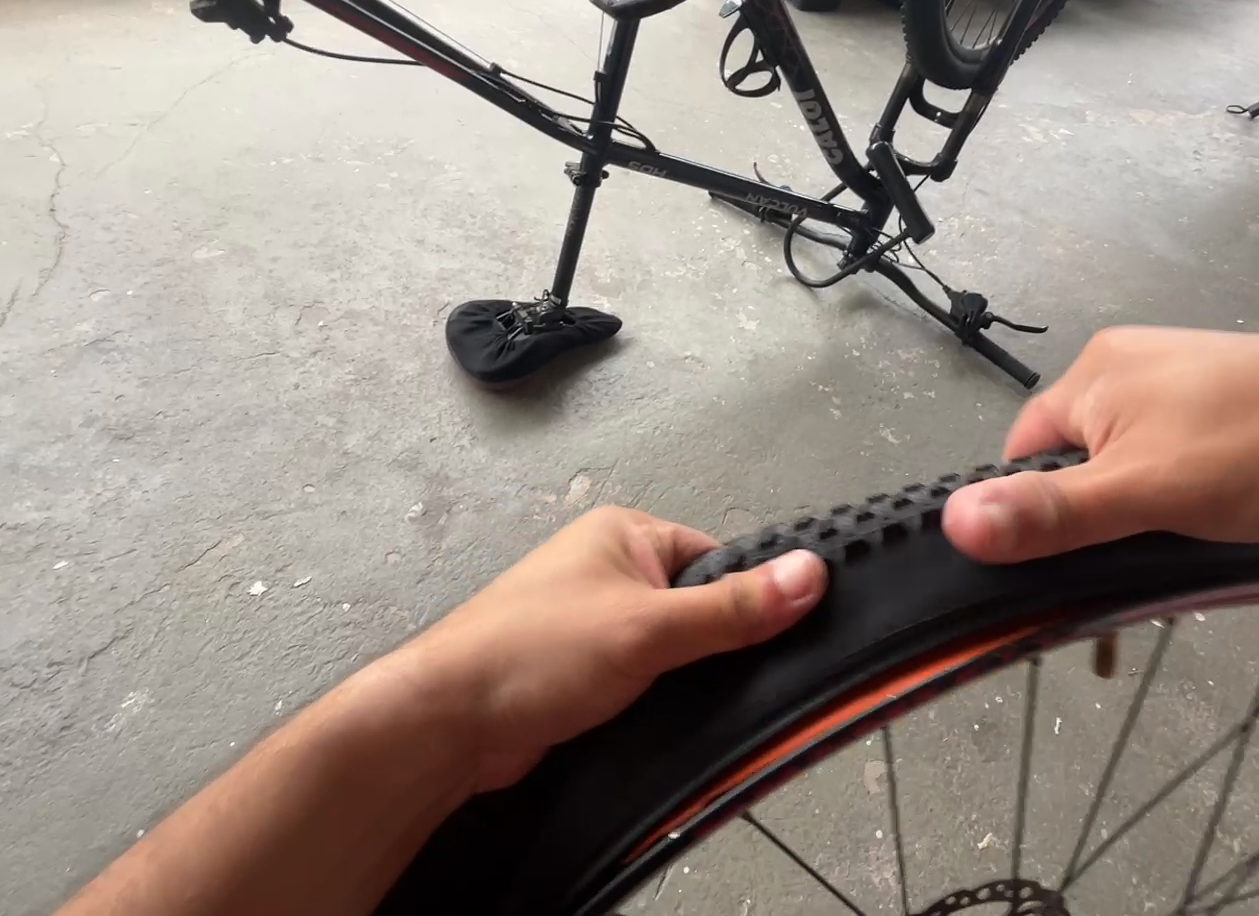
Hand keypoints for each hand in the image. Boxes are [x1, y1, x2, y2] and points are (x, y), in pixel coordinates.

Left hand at [407, 507, 826, 789]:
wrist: (449, 724)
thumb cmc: (536, 650)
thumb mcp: (648, 626)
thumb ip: (732, 607)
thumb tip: (810, 572)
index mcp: (626, 533)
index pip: (715, 557)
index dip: (748, 595)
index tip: (780, 637)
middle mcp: (612, 568)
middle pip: (696, 603)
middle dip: (714, 643)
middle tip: (737, 681)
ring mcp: (598, 619)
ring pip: (673, 646)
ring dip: (687, 675)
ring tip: (700, 703)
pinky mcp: (588, 666)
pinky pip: (646, 674)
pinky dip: (662, 695)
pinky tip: (674, 719)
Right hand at [943, 327, 1258, 632]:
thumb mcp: (1147, 492)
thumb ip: (1050, 512)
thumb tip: (952, 524)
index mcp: (1093, 369)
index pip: (1025, 452)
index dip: (1039, 507)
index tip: (1078, 553)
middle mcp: (1127, 359)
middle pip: (1075, 454)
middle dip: (1095, 507)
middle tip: (1141, 548)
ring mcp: (1180, 372)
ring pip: (1125, 454)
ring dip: (1138, 501)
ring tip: (1186, 531)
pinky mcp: (1225, 391)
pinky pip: (1169, 444)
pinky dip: (1177, 483)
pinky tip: (1218, 505)